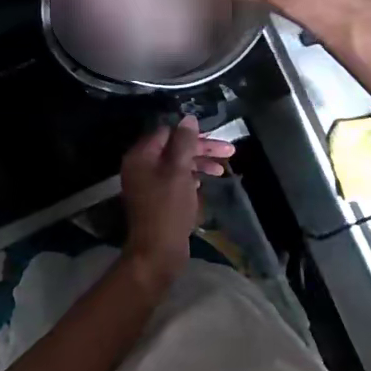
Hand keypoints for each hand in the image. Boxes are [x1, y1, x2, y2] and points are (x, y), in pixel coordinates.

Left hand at [119, 116, 234, 275]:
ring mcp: (147, 184)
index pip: (167, 132)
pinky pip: (174, 180)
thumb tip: (188, 118)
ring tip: (222, 169)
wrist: (157, 252)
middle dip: (201, 149)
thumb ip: (184, 142)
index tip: (216, 138)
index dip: (192, 134)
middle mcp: (141, 166)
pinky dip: (190, 178)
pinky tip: (205, 182)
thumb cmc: (168, 208)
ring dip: (199, 164)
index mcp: (141, 156)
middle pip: (173, 148)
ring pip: (176, 165)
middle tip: (229, 152)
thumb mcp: (178, 171)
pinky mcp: (157, 199)